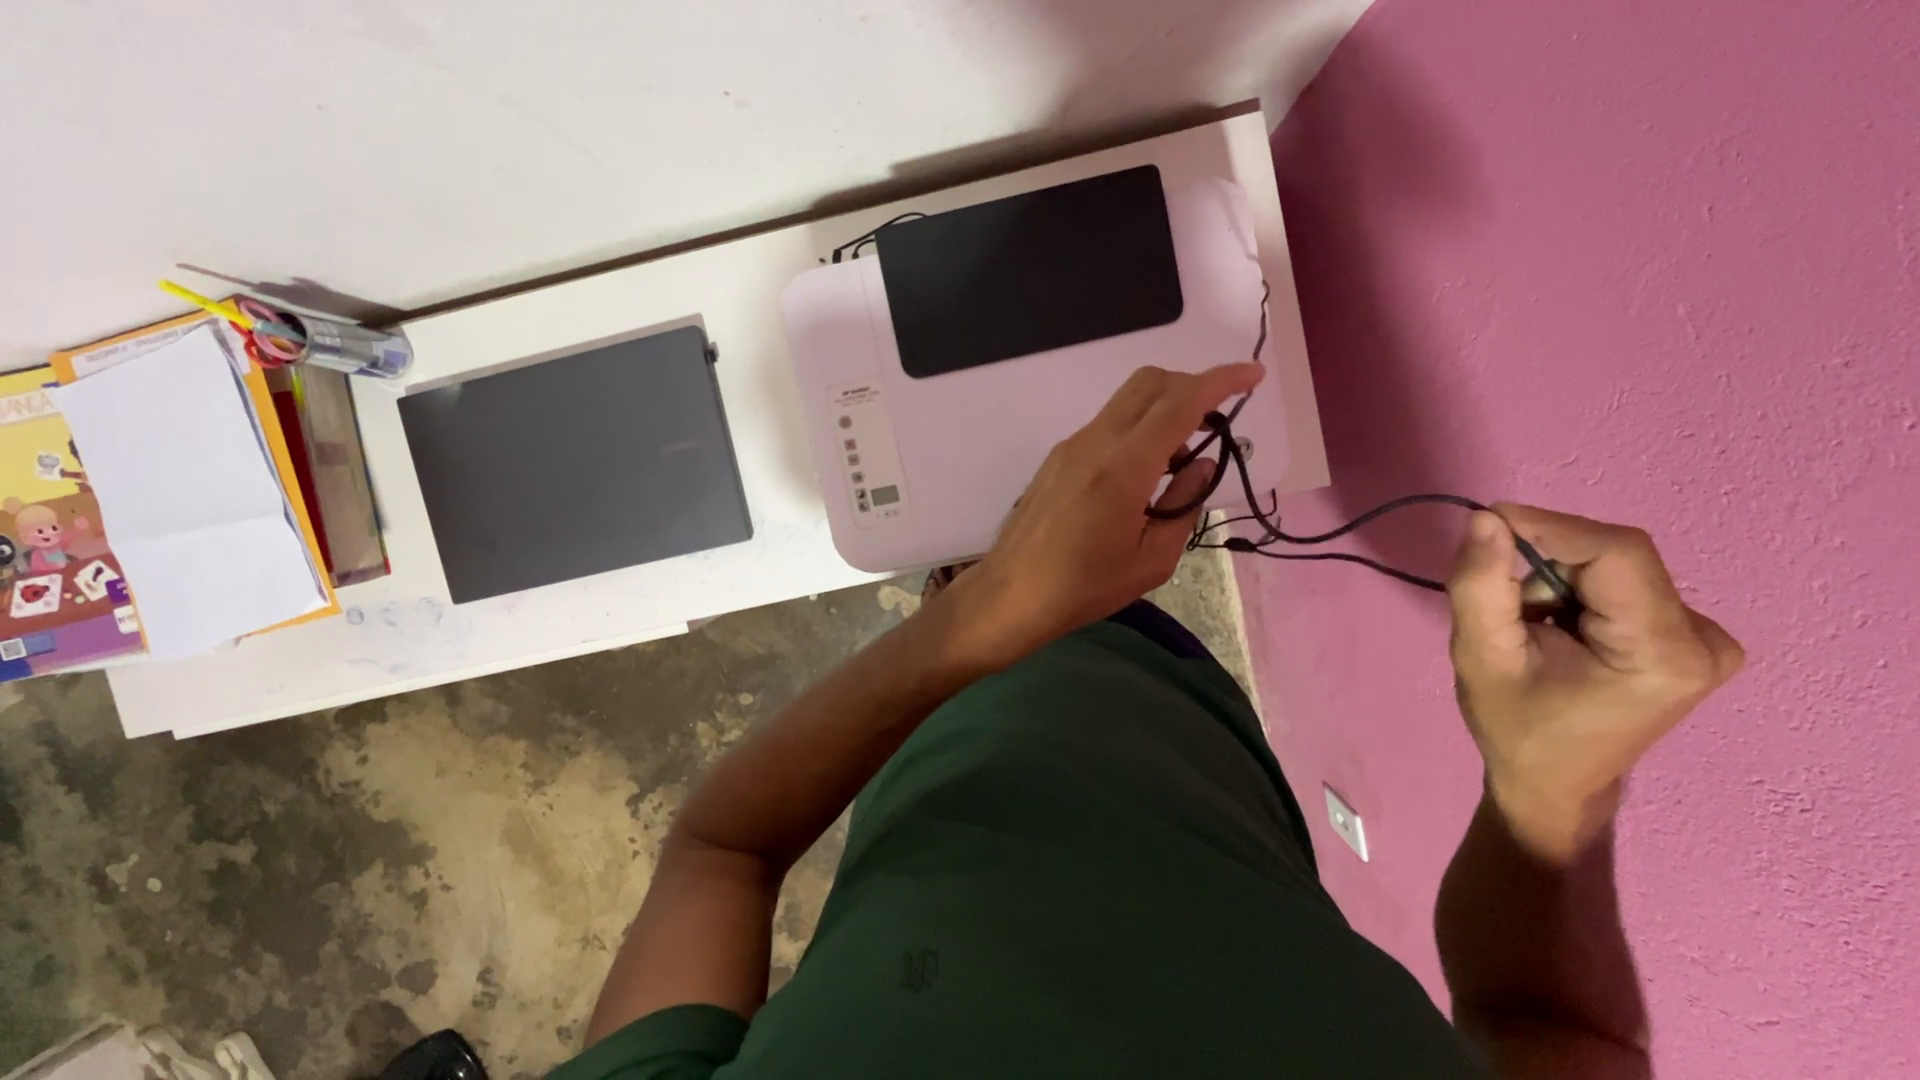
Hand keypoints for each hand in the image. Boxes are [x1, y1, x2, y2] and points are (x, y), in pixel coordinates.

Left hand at [944, 363, 1264, 670]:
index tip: (1252, 376)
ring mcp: (1071, 447)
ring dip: (1163, 411)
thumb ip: (1184, 504)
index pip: (1180, 403)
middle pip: (1149, 383)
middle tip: (1216, 423)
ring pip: (1126, 401)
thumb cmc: (1084, 587)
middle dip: (1192, 386)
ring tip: (1180, 463)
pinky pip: (1107, 425)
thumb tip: (1203, 465)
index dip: (1220, 382)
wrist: (1010, 595)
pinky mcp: (1058, 459)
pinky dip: (1138, 430)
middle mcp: (1094, 442)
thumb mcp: (1152, 560)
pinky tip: (1144, 476)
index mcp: (1123, 467)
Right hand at [1448, 504, 1744, 862]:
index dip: (1550, 527)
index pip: (1615, 552)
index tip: (1488, 522)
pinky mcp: (1691, 636)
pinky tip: (1557, 628)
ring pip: (1613, 566)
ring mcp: (1706, 638)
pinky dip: (1574, 591)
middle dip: (1545, 565)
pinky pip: (1622, 582)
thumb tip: (1487, 518)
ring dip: (1556, 579)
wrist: (1553, 783)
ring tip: (1528, 625)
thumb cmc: (1516, 728)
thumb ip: (1481, 584)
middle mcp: (1703, 639)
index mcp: (1662, 653)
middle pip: (1613, 556)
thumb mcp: (1480, 656)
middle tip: (1502, 602)